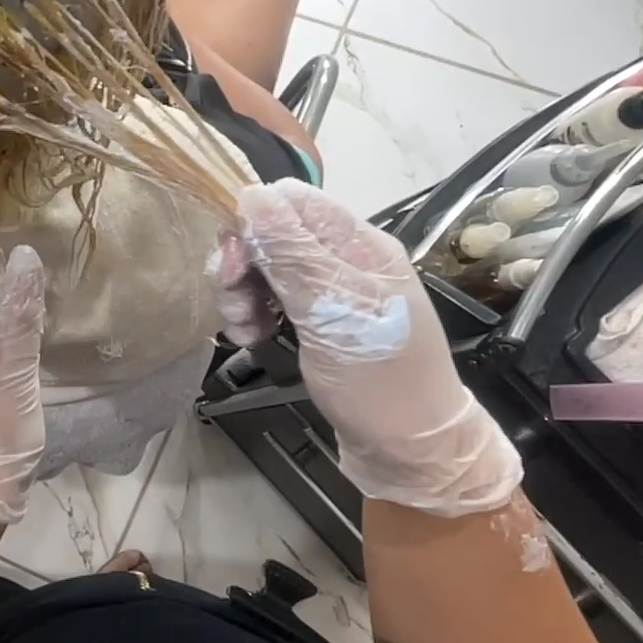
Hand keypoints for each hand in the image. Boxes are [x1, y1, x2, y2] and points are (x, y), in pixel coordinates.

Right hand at [213, 180, 521, 517]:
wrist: (407, 447)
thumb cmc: (379, 381)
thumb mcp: (332, 314)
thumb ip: (292, 255)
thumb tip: (251, 195)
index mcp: (358, 245)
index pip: (290, 200)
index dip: (252, 224)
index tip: (234, 268)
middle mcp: (342, 259)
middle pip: (271, 234)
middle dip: (240, 266)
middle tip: (236, 309)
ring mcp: (328, 291)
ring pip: (263, 268)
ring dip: (240, 296)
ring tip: (244, 332)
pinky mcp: (314, 319)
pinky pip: (270, 299)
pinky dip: (251, 316)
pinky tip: (252, 339)